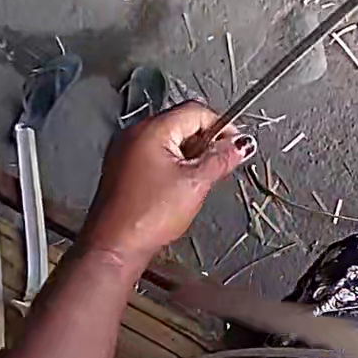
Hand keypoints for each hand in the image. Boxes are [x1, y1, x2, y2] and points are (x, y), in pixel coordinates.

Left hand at [77, 101, 254, 268]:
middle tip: (217, 168)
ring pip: (170, 141)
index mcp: (151, 130)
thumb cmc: (147, 216)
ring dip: (191, 156)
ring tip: (196, 183)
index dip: (222, 127)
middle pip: (182, 123)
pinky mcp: (124, 169)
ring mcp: (126, 151)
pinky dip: (174, 167)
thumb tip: (242, 144)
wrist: (115, 245)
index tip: (236, 147)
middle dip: (206, 143)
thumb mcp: (196, 184)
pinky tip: (179, 189)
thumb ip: (221, 159)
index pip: (196, 111)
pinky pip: (156, 156)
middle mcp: (134, 134)